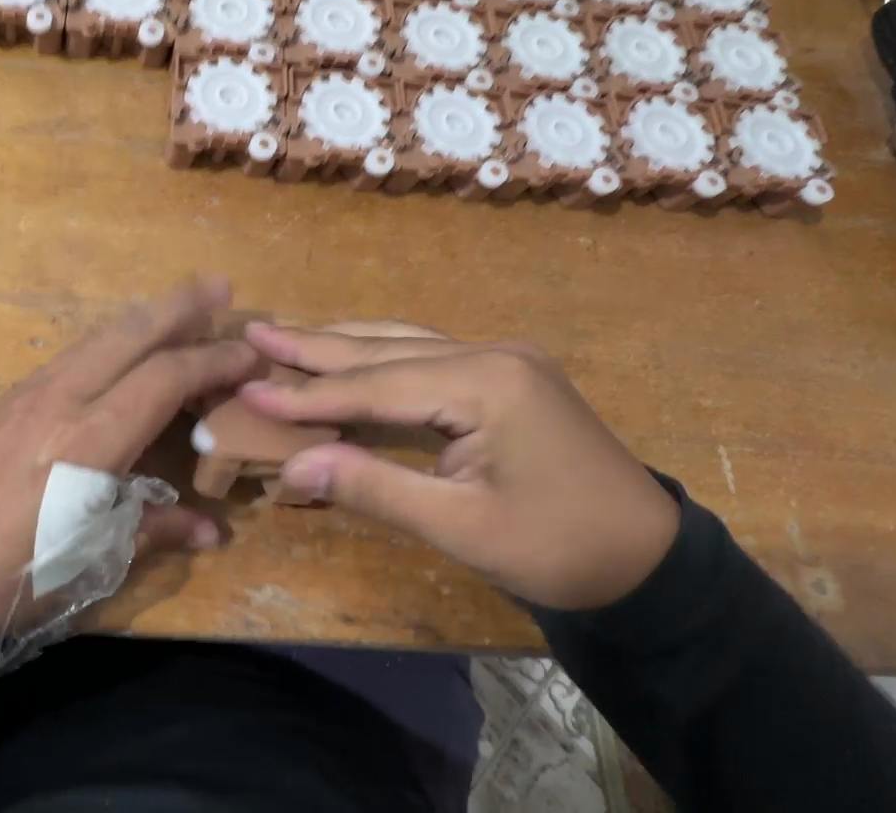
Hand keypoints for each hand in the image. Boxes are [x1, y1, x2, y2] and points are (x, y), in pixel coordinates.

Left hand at [0, 278, 258, 645]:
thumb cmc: (5, 578)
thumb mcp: (85, 565)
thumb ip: (151, 531)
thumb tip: (210, 528)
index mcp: (86, 443)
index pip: (162, 380)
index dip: (211, 361)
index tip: (249, 354)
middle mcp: (59, 401)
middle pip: (128, 335)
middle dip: (179, 307)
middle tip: (221, 288)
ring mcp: (27, 394)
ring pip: (96, 339)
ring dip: (143, 319)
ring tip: (180, 310)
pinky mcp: (6, 400)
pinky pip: (71, 356)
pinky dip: (109, 343)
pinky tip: (122, 351)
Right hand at [238, 321, 678, 610]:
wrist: (649, 564)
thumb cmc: (558, 550)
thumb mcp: (460, 527)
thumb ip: (372, 487)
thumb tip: (290, 468)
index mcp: (486, 383)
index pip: (375, 385)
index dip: (308, 393)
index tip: (246, 390)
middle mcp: (491, 354)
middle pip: (384, 349)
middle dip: (315, 346)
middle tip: (256, 331)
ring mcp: (502, 360)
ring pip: (403, 343)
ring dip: (343, 343)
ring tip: (287, 335)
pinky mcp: (505, 375)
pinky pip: (425, 355)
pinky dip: (377, 357)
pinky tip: (349, 352)